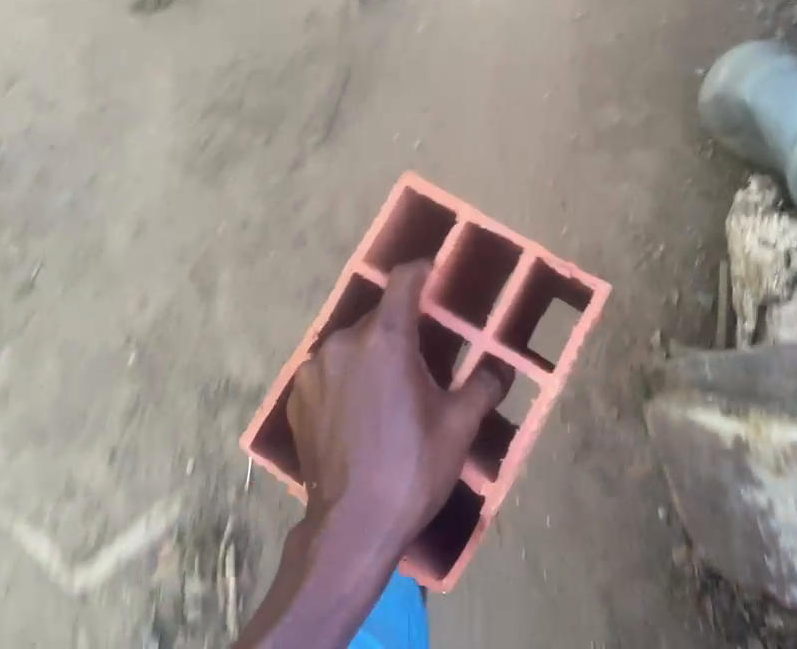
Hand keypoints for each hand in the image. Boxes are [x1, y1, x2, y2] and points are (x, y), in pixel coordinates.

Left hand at [287, 260, 510, 553]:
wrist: (353, 524)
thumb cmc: (413, 468)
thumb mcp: (459, 427)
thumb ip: (482, 387)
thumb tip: (499, 370)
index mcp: (386, 339)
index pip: (403, 282)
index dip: (420, 271)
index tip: (432, 271)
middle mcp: (344, 342)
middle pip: (378, 319)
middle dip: (400, 329)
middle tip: (421, 356)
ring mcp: (314, 369)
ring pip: (351, 347)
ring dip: (370, 357)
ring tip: (388, 392)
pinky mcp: (296, 396)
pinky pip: (328, 373)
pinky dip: (345, 380)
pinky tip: (359, 414)